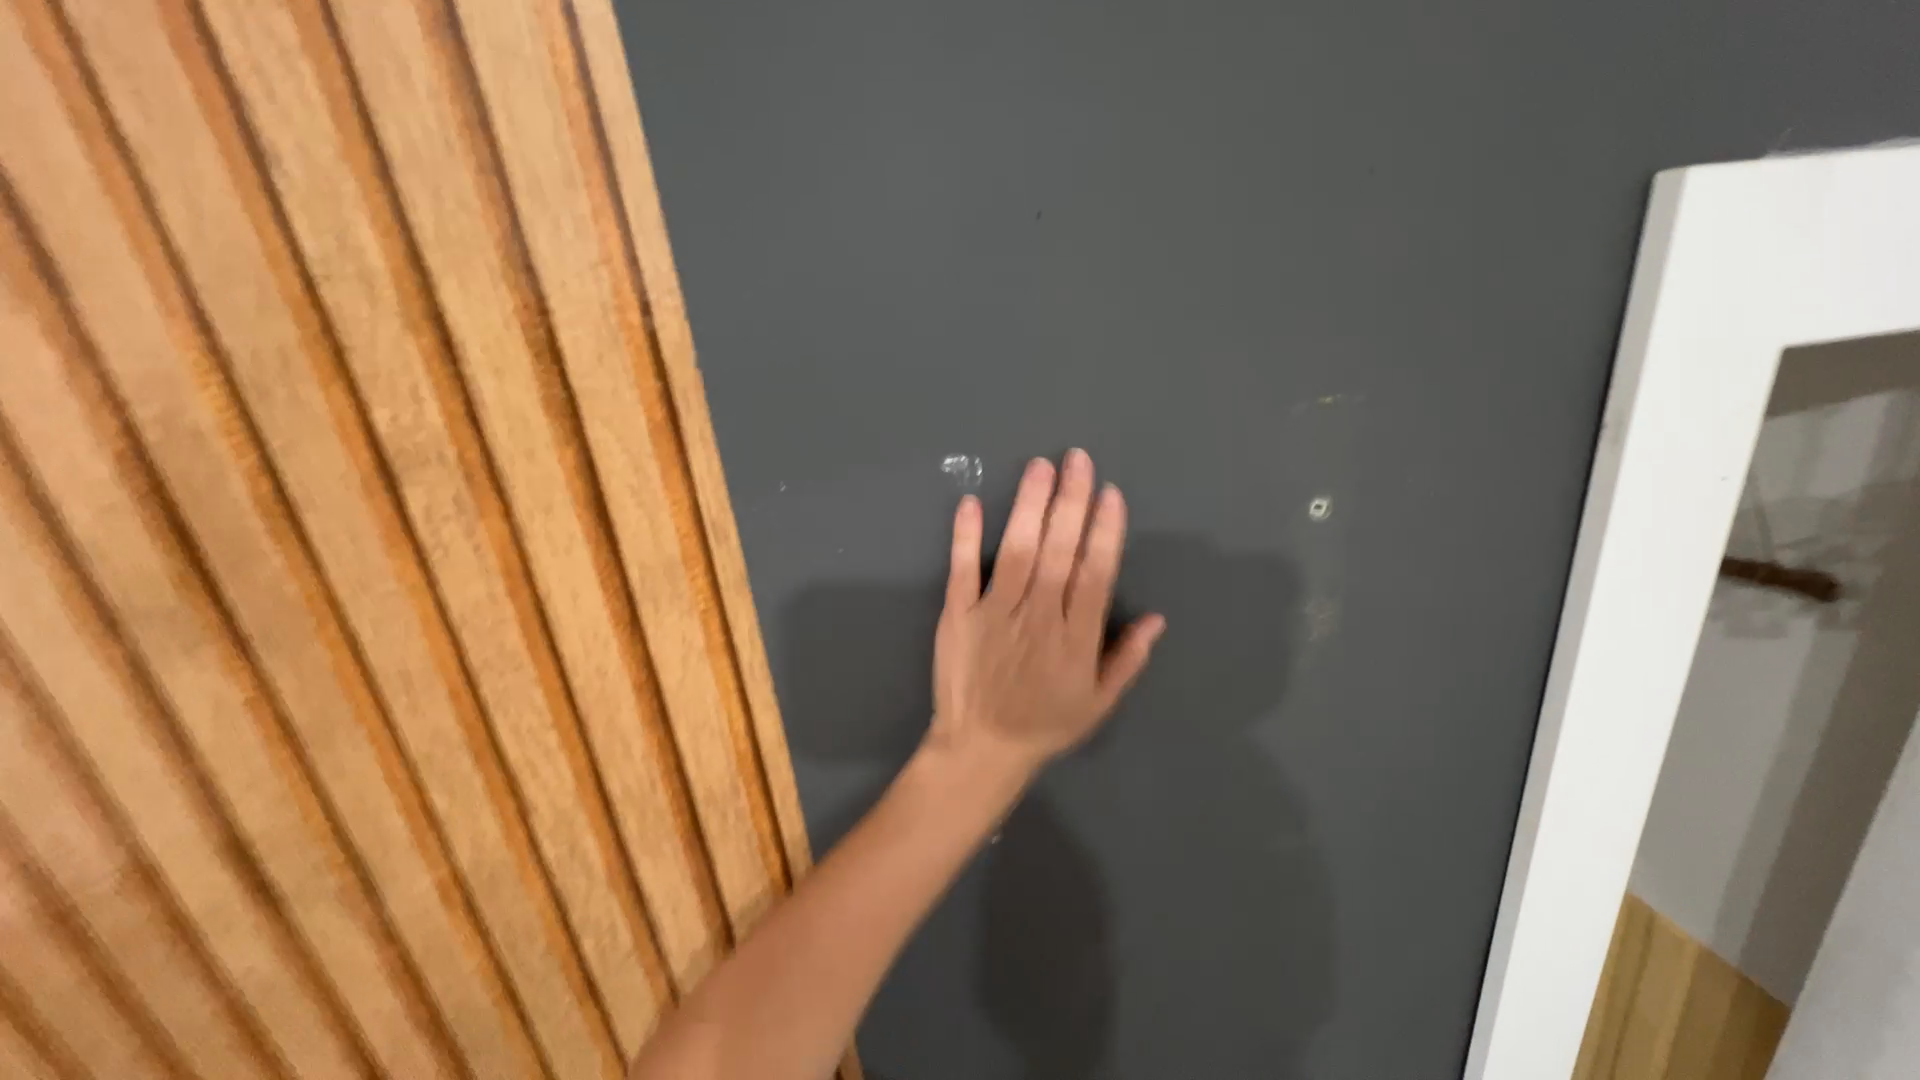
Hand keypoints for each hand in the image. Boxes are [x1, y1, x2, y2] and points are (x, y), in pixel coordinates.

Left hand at [928, 449, 1165, 778]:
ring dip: (1028, 507)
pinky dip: (964, 538)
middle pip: (1058, 552)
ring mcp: (994, 613)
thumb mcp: (1099, 703)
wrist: (981, 749)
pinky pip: (961, 571)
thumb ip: (1128, 659)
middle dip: (1071, 502)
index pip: (1094, 574)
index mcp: (1075, 638)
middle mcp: (1038, 617)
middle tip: (1078, 459)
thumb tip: (1157, 618)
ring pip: (1015, 552)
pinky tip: (970, 503)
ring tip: (1040, 467)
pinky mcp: (957, 615)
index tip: (1110, 494)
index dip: (1104, 532)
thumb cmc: (1045, 725)